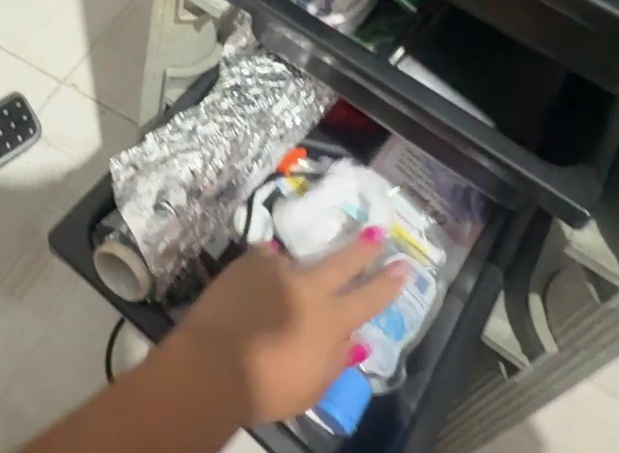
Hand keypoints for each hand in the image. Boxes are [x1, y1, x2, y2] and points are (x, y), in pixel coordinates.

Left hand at [164, 232, 407, 423]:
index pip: (369, 298)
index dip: (388, 283)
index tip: (405, 265)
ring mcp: (277, 270)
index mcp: (331, 320)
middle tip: (378, 231)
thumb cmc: (267, 387)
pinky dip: (268, 269)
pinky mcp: (248, 262)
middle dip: (363, 248)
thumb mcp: (312, 385)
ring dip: (300, 267)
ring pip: (297, 262)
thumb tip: (354, 342)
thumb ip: (336, 359)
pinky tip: (262, 275)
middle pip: (342, 263)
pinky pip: (266, 261)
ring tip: (293, 274)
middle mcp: (309, 287)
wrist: (213, 364)